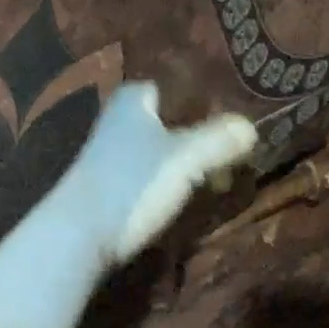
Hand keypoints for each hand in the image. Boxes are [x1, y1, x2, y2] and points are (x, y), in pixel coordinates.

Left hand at [40, 82, 257, 265]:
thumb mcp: (187, 159)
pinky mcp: (97, 202)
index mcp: (131, 102)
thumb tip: (250, 130)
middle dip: (183, 144)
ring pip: (145, 162)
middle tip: (217, 166)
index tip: (217, 128)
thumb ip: (219, 141)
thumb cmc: (133, 186)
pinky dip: (152, 200)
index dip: (190, 106)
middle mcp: (111, 127)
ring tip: (198, 194)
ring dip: (168, 176)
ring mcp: (100, 166)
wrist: (78, 237)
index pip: (163, 90)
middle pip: (156, 129)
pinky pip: (134, 192)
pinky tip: (167, 216)